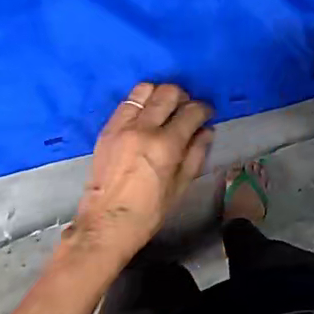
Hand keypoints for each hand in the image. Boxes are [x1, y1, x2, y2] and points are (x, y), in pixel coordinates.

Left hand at [64, 83, 212, 269]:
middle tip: (186, 111)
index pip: (192, 111)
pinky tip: (145, 117)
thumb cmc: (150, 210)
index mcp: (166, 144)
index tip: (207, 115)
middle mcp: (143, 129)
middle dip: (184, 97)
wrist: (106, 223)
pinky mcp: (106, 130)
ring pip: (144, 90)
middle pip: (168, 93)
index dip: (204, 109)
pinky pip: (126, 103)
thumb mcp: (182, 183)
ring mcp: (121, 127)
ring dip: (159, 95)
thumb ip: (197, 152)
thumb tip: (206, 130)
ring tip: (165, 109)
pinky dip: (140, 103)